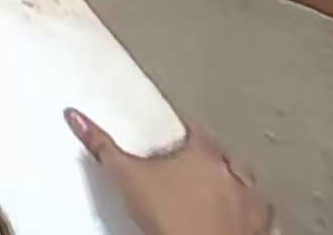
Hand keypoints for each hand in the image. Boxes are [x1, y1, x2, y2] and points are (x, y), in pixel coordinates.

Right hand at [66, 109, 272, 234]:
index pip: (200, 132)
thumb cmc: (165, 212)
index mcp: (205, 158)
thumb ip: (100, 144)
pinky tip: (231, 218)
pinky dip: (246, 215)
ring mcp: (257, 213)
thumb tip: (72, 113)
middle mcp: (237, 180)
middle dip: (215, 158)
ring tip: (215, 188)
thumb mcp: (123, 174)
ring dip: (236, 187)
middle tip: (192, 159)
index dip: (187, 129)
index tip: (174, 130)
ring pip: (252, 191)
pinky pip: (259, 219)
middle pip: (230, 160)